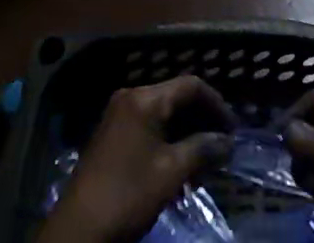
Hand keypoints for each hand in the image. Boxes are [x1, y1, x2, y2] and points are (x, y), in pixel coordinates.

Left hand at [38, 76, 236, 242]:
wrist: (79, 229)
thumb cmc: (129, 193)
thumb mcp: (172, 171)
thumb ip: (204, 149)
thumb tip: (228, 142)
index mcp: (144, 98)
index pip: (191, 85)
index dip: (217, 104)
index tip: (233, 132)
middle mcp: (130, 98)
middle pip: (176, 99)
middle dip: (202, 123)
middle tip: (221, 151)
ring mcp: (119, 117)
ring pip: (164, 116)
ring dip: (187, 137)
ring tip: (203, 168)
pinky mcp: (113, 137)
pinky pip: (149, 129)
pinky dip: (169, 144)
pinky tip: (180, 172)